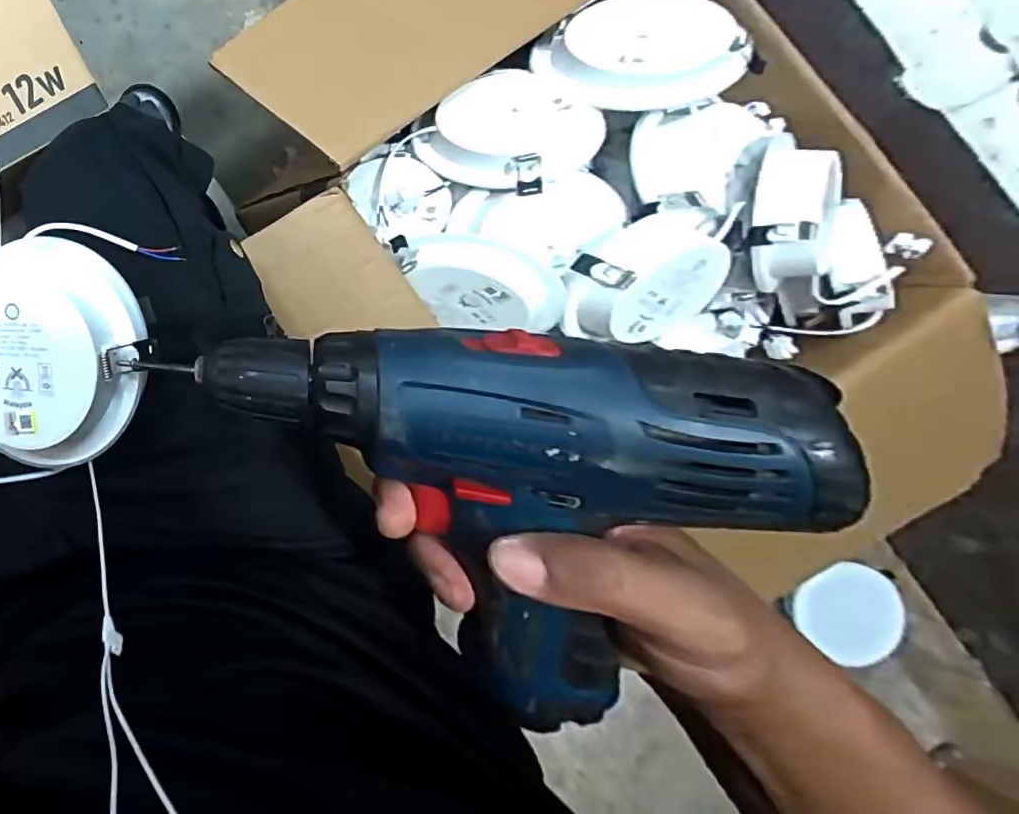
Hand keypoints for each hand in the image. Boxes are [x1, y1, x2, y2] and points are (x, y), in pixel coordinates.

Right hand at [375, 485, 807, 710]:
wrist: (734, 690)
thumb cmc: (720, 628)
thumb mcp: (673, 600)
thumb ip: (598, 574)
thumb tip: (502, 555)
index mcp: (567, 475)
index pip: (483, 442)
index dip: (428, 449)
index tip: (405, 488)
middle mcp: (531, 492)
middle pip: (445, 474)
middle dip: (411, 498)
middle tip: (399, 529)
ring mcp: (517, 531)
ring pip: (442, 517)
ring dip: (428, 547)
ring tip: (454, 591)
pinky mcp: (509, 570)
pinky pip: (455, 557)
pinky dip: (442, 573)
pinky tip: (461, 599)